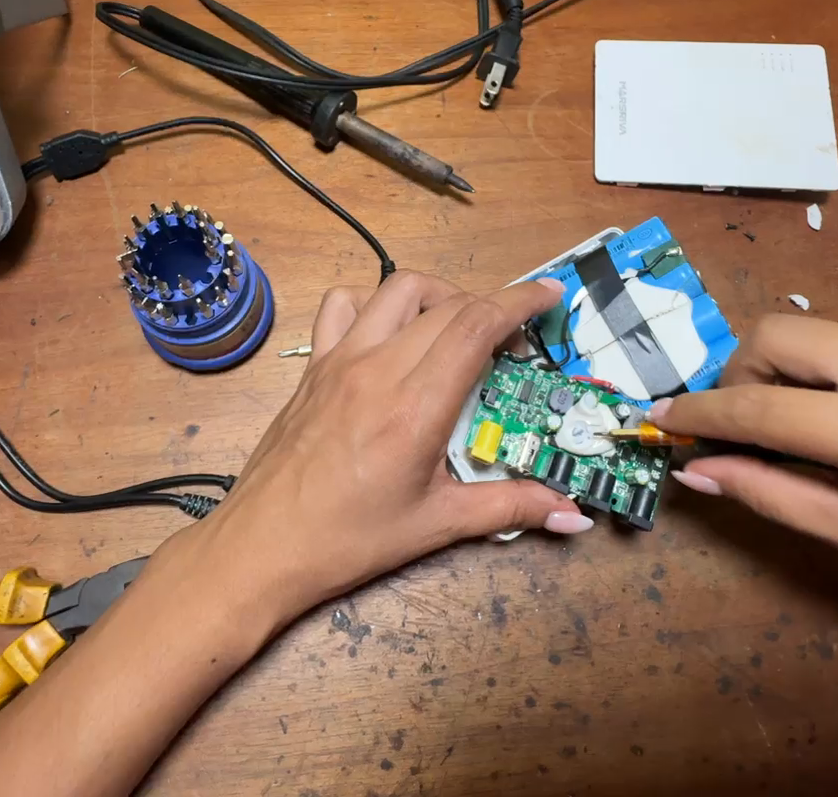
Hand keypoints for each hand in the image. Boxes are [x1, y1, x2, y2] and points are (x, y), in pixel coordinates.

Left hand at [163, 272, 587, 630]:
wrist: (261, 547)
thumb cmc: (351, 540)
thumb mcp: (437, 526)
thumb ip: (511, 508)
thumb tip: (576, 514)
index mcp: (416, 406)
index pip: (475, 325)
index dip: (519, 300)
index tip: (549, 293)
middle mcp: (378, 367)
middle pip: (446, 304)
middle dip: (489, 307)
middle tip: (510, 341)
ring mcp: (338, 359)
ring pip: (396, 290)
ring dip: (437, 295)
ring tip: (454, 328)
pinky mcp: (313, 365)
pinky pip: (342, 306)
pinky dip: (373, 303)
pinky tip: (386, 334)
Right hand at [650, 315, 837, 657]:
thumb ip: (773, 497)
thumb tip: (698, 468)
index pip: (764, 407)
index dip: (702, 412)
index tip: (663, 417)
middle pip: (778, 334)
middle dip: (737, 374)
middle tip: (737, 425)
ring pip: (814, 331)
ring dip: (781, 371)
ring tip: (792, 425)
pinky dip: (826, 371)